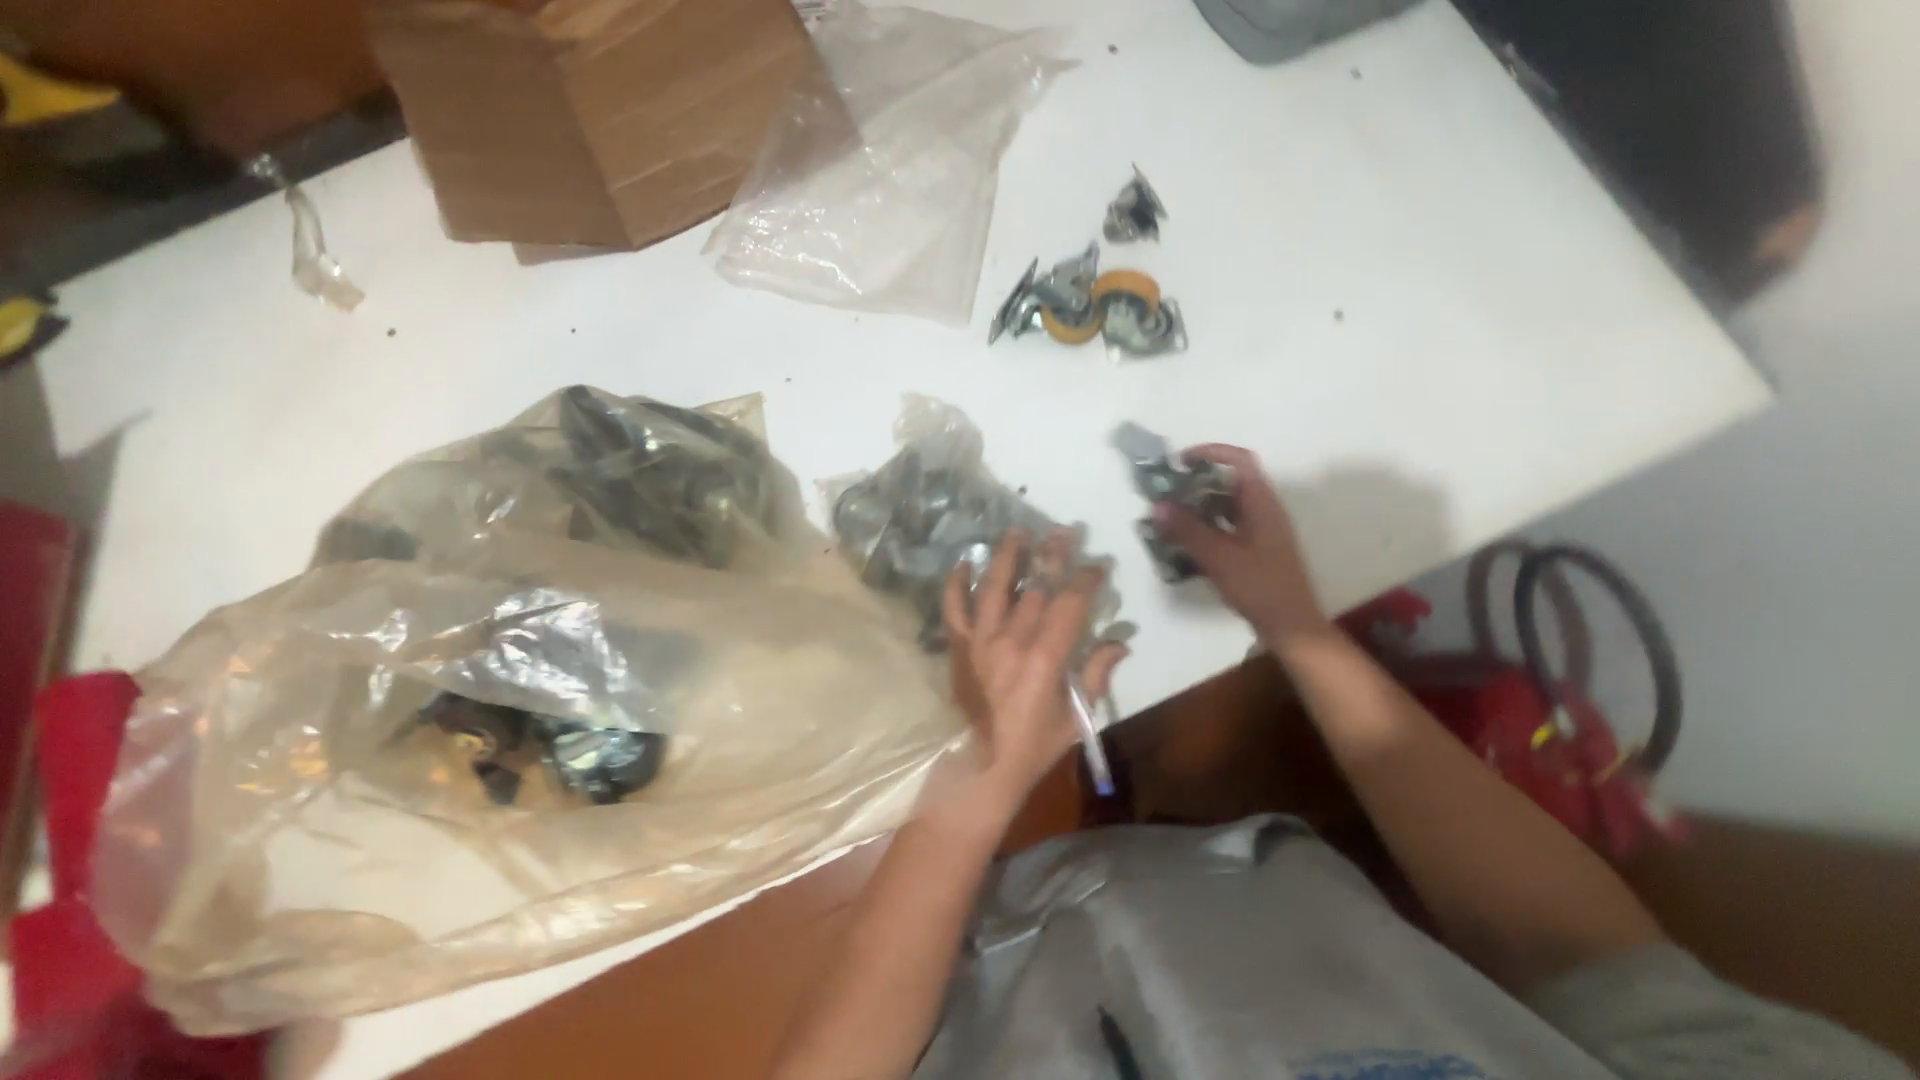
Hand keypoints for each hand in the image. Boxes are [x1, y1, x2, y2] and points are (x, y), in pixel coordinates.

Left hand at [940, 529, 1127, 815]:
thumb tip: (1120, 642)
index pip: (1070, 605)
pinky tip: (963, 563)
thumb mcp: (1076, 718)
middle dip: (1053, 555)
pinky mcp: (957, 649)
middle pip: (1036, 588)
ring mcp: (978, 642)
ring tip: (1018, 531)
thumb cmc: (1033, 748)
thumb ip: (1096, 676)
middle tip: (1065, 530)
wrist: (980, 770)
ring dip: (1008, 557)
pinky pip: (953, 610)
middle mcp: (1010, 642)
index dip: (1086, 580)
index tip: (1099, 564)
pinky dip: (956, 585)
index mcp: (1044, 659)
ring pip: (994, 588)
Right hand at [1153, 444, 1329, 646]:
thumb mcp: (1220, 558)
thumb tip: (1158, 506)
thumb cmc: (1260, 588)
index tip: (1179, 463)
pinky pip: (1226, 527)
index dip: (1210, 453)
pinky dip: (1205, 527)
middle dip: (1196, 482)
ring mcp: (1261, 531)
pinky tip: (1184, 543)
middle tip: (1165, 494)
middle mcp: (1263, 511)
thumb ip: (1188, 531)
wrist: (1292, 627)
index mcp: (1262, 504)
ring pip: (1226, 506)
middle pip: (1229, 482)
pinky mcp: (1255, 550)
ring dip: (1198, 506)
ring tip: (1168, 517)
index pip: (1239, 461)